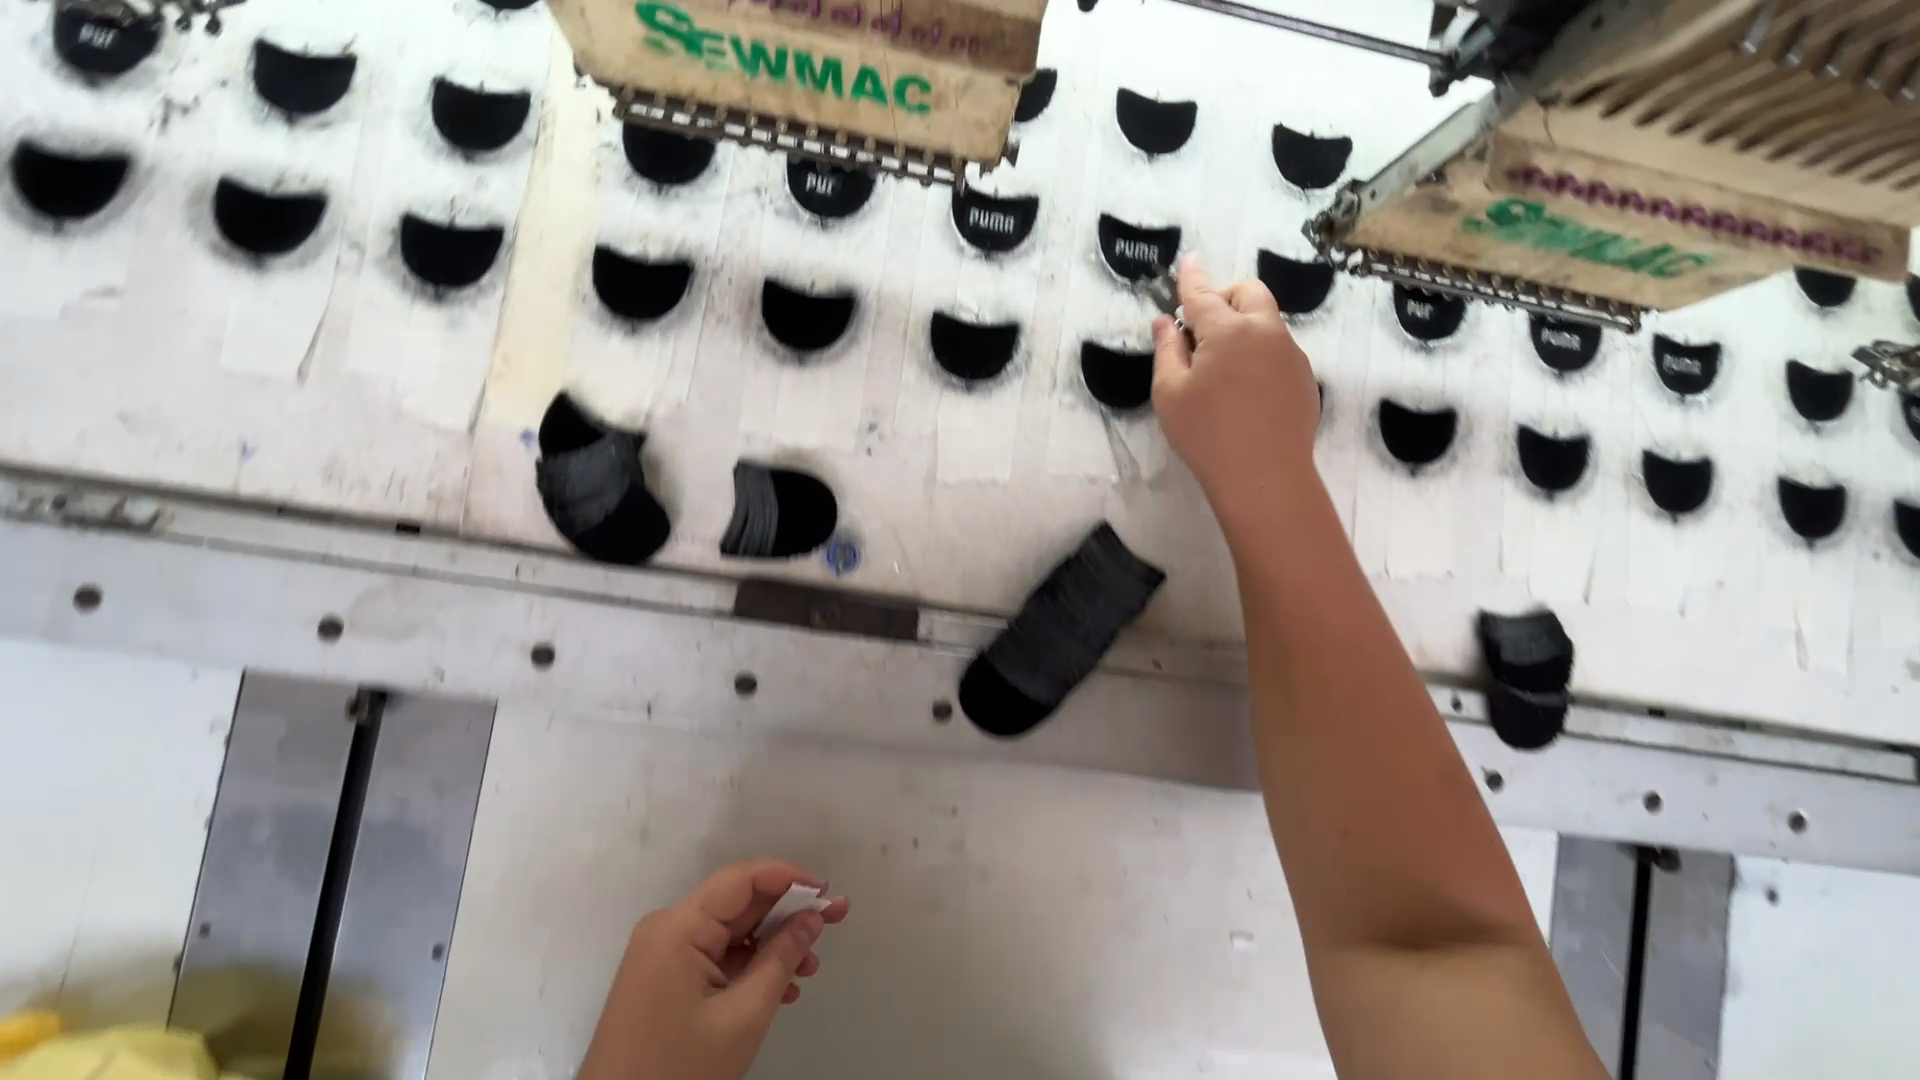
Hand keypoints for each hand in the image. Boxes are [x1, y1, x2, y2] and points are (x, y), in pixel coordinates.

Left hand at [578, 859, 850, 1079]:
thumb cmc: (680, 1068)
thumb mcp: (743, 1015)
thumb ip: (781, 958)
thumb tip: (812, 917)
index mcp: (678, 927)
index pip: (742, 878)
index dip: (789, 877)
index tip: (828, 893)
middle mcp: (667, 928)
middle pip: (738, 902)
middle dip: (787, 912)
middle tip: (833, 921)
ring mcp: (663, 952)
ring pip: (730, 929)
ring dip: (772, 943)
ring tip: (810, 967)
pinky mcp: (664, 976)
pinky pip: (715, 953)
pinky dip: (749, 963)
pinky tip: (780, 986)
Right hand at [1151, 255, 1321, 516]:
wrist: (1265, 476)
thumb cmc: (1206, 435)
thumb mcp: (1169, 394)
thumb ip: (1167, 350)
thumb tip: (1164, 321)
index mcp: (1228, 330)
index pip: (1203, 294)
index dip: (1191, 277)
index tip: (1189, 261)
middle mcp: (1266, 331)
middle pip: (1249, 293)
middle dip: (1225, 297)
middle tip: (1202, 328)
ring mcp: (1291, 353)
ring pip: (1267, 321)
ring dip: (1243, 326)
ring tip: (1221, 366)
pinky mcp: (1304, 377)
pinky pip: (1279, 349)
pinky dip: (1259, 352)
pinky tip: (1244, 390)